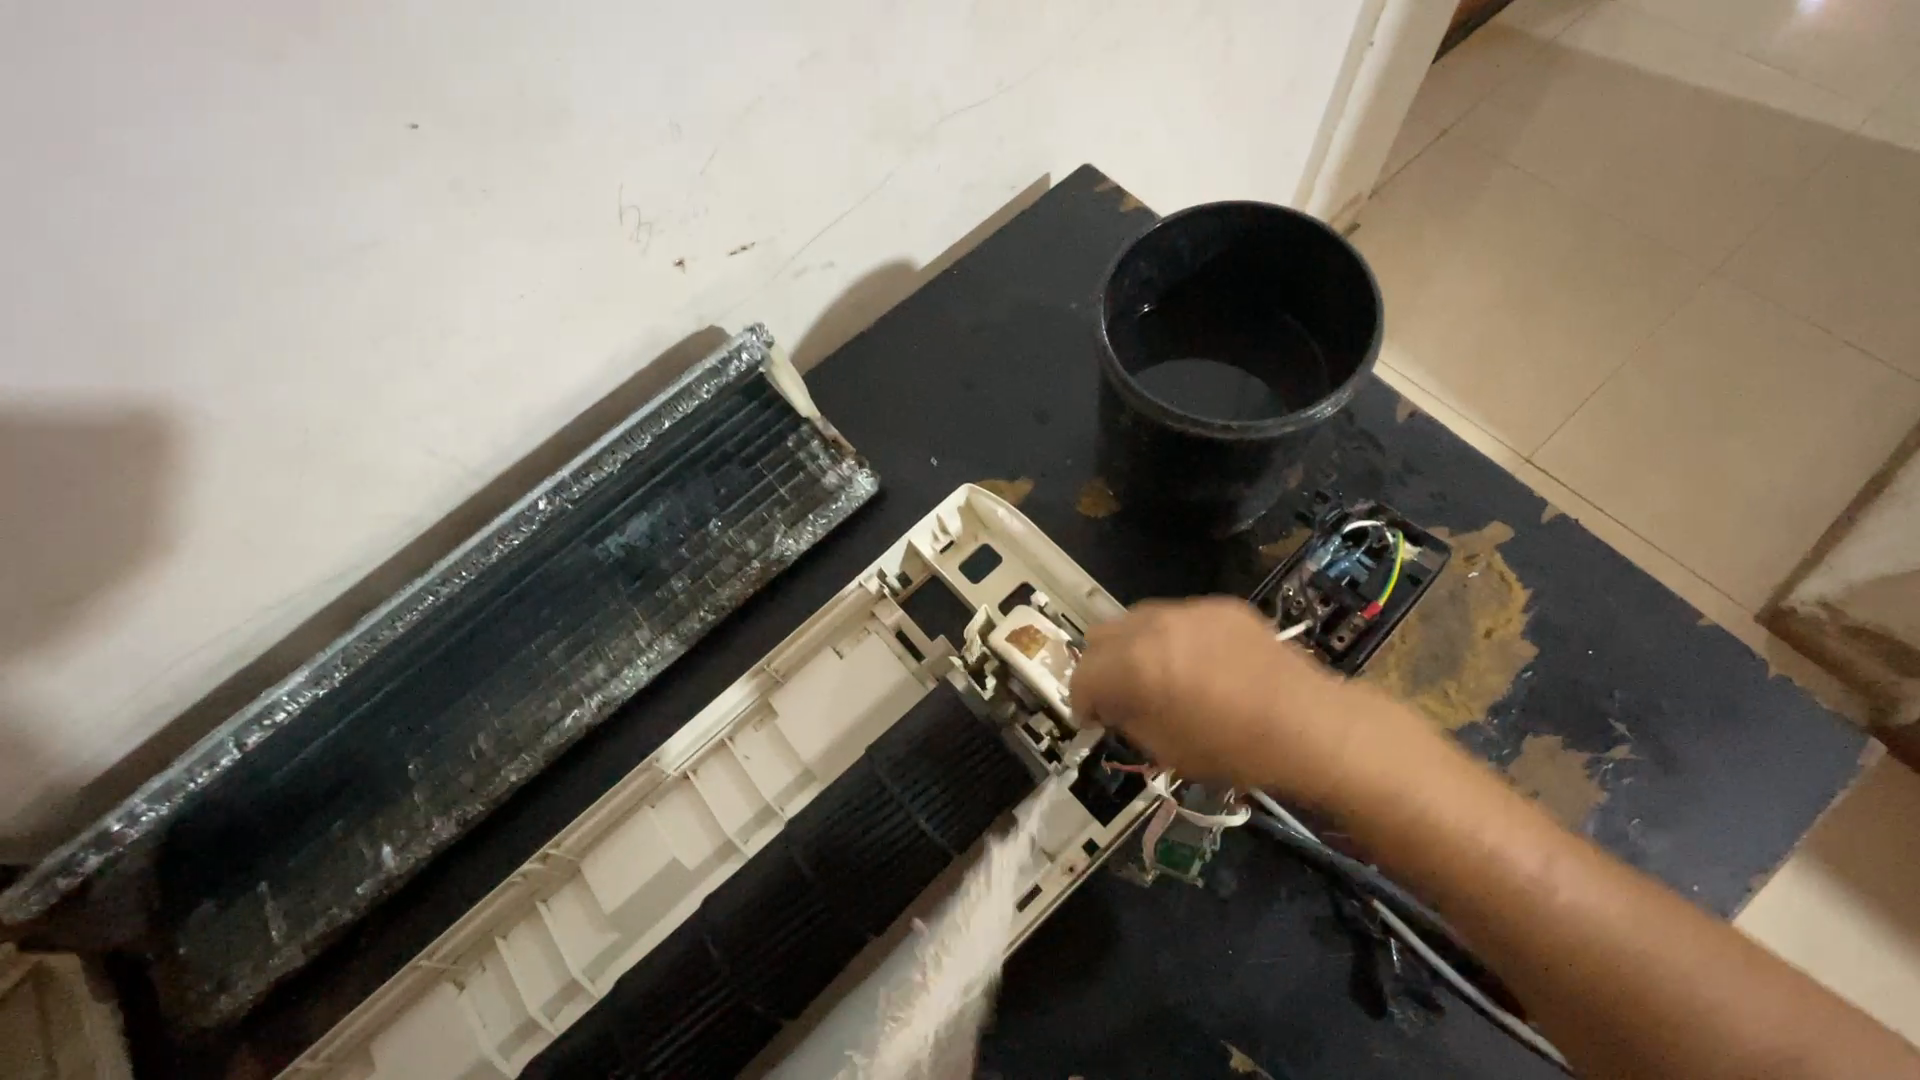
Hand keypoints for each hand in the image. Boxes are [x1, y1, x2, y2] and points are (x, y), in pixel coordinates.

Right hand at [1069, 596, 1434, 804]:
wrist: (1310, 725)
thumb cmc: (1234, 750)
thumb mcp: (1165, 749)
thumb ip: (1126, 718)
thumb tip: (1112, 705)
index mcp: (1135, 666)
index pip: (1082, 675)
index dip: (1080, 701)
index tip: (1092, 719)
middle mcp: (1153, 626)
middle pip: (1100, 636)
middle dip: (1100, 666)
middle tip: (1116, 695)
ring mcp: (1188, 610)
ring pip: (1136, 618)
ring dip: (1132, 646)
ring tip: (1154, 674)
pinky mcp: (1220, 606)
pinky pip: (1177, 616)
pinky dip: (1171, 637)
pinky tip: (1196, 663)